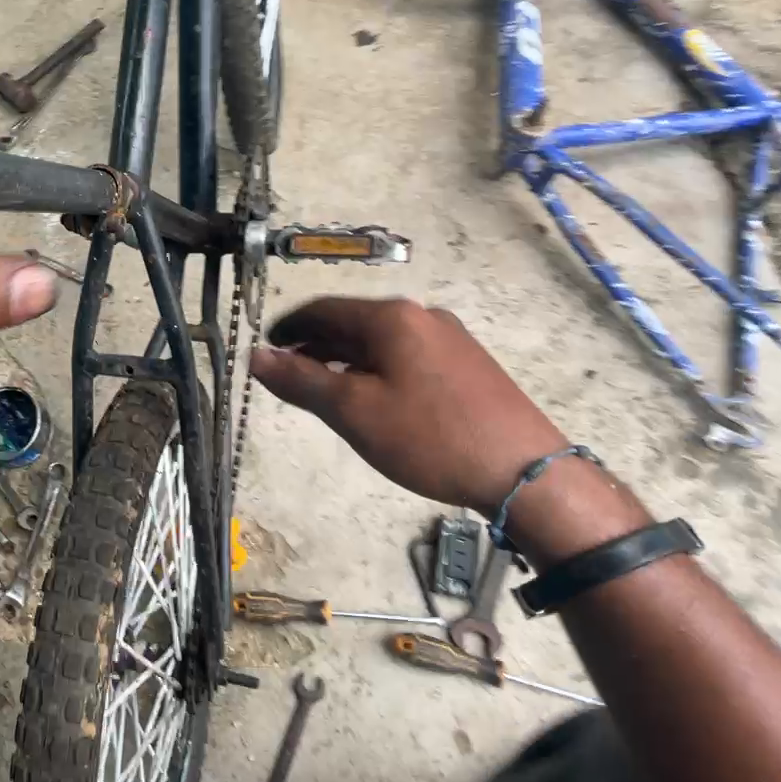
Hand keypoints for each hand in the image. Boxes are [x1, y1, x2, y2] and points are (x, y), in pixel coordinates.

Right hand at [250, 297, 567, 511]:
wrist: (524, 471)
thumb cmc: (429, 437)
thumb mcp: (353, 411)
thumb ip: (300, 380)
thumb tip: (256, 356)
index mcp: (391, 317)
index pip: (322, 309)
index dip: (288, 329)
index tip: (265, 350)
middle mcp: (421, 316)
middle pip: (352, 323)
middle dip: (314, 346)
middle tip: (287, 375)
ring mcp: (449, 339)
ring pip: (380, 342)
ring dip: (344, 360)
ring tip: (323, 391)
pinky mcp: (467, 365)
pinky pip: (405, 356)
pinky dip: (375, 369)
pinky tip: (373, 400)